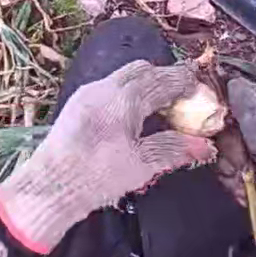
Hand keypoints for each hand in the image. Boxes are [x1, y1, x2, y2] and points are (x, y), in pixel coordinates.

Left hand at [0, 61, 215, 251]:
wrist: (50, 187)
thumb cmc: (98, 174)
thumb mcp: (142, 164)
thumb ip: (174, 149)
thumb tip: (206, 146)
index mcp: (124, 97)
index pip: (162, 78)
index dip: (183, 81)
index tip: (200, 87)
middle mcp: (104, 86)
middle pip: (142, 70)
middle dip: (164, 77)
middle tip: (182, 95)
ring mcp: (87, 93)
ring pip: (123, 77)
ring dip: (145, 84)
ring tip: (160, 106)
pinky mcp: (76, 105)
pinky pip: (109, 87)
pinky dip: (128, 93)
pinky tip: (133, 115)